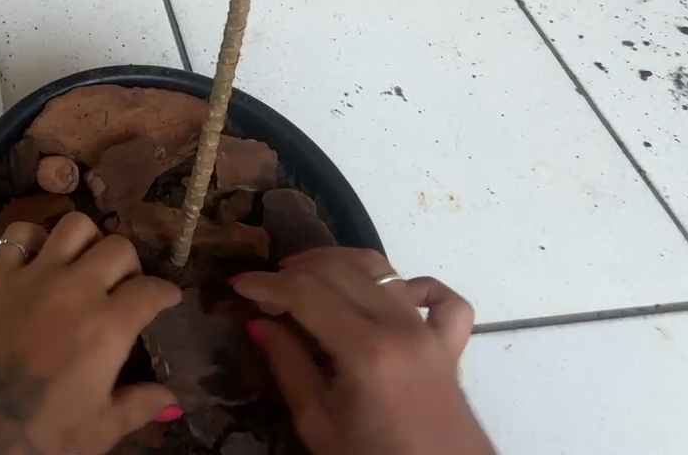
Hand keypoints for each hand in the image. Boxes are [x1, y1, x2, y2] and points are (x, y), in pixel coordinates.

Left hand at [0, 211, 182, 454]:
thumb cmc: (41, 436)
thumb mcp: (99, 431)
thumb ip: (139, 406)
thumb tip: (171, 398)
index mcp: (108, 326)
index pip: (150, 290)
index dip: (166, 291)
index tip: (168, 296)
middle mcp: (76, 288)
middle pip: (118, 247)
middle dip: (131, 263)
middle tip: (126, 283)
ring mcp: (35, 275)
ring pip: (73, 225)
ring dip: (88, 238)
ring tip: (86, 260)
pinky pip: (19, 234)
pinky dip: (33, 236)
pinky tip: (39, 255)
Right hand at [231, 248, 492, 454]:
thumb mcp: (318, 424)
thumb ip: (287, 364)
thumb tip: (258, 321)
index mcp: (366, 350)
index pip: (305, 292)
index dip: (265, 283)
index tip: (237, 285)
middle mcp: (400, 327)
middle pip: (336, 270)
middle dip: (292, 272)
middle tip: (266, 293)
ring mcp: (429, 333)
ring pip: (378, 268)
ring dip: (336, 262)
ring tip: (305, 278)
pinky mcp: (450, 347)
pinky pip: (443, 298)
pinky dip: (413, 285)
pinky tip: (387, 294)